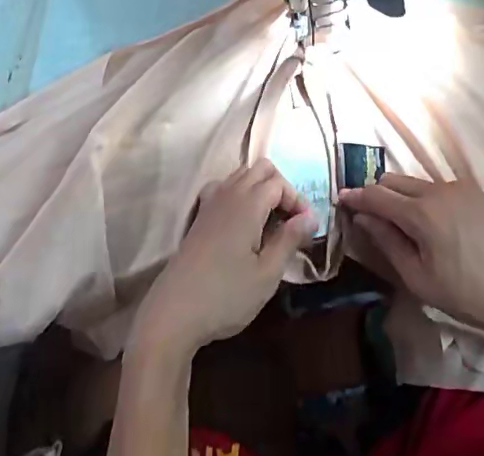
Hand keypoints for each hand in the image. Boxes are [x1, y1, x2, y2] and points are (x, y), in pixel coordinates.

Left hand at [133, 161, 317, 355]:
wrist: (172, 315)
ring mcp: (209, 204)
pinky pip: (222, 187)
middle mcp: (228, 194)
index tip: (306, 229)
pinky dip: (237, 193)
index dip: (297, 200)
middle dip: (281, 187)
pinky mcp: (198, 218)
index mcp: (248, 204)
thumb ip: (290, 240)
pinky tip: (240, 221)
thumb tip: (311, 216)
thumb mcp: (267, 274)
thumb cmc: (225, 296)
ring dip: (259, 188)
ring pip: (241, 175)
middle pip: (261, 168)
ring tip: (268, 221)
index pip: (279, 183)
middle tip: (289, 220)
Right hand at [338, 174, 483, 338]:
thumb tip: (363, 217)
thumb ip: (387, 241)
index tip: (341, 197)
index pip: (378, 195)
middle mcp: (438, 189)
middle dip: (377, 193)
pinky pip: (436, 186)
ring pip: (416, 182)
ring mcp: (458, 186)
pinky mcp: (473, 191)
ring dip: (400, 195)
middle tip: (365, 213)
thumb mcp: (417, 277)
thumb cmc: (463, 292)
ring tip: (394, 219)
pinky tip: (425, 220)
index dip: (357, 196)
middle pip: (395, 181)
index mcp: (421, 212)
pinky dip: (422, 196)